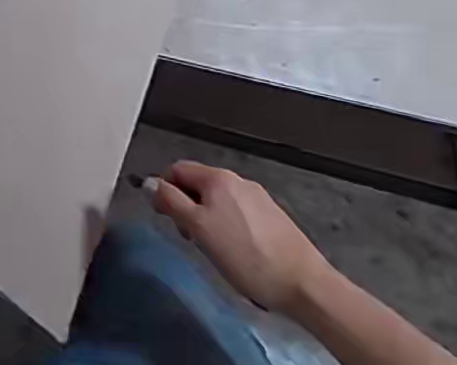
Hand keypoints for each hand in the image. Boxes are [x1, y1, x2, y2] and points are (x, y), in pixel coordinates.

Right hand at [146, 160, 332, 313]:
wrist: (307, 286)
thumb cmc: (247, 255)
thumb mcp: (198, 228)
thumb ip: (170, 201)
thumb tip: (149, 184)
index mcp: (217, 177)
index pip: (176, 169)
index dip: (165, 190)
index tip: (168, 217)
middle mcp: (238, 181)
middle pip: (198, 186)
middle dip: (189, 208)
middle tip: (193, 238)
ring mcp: (260, 199)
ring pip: (219, 203)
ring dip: (209, 221)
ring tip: (217, 250)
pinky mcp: (275, 220)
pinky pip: (240, 216)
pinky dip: (232, 230)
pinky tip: (240, 254)